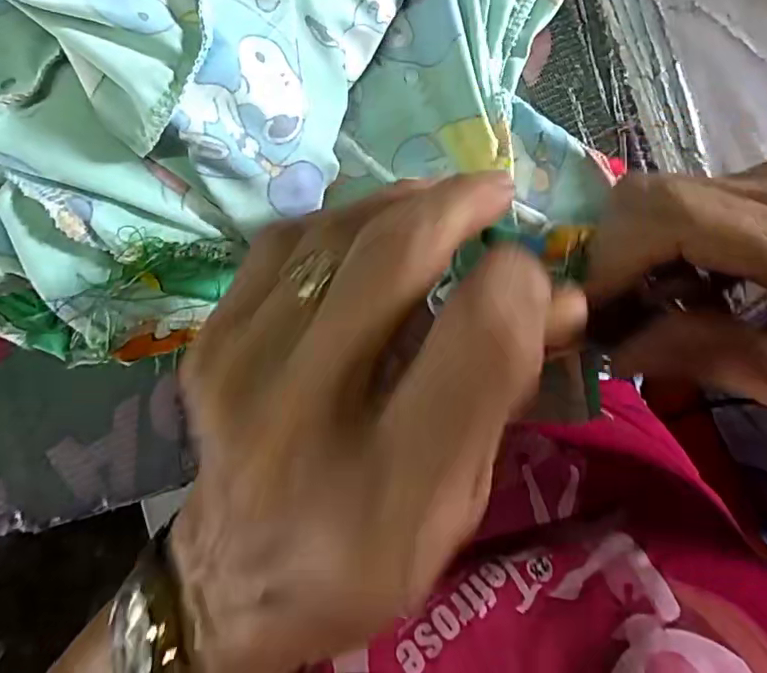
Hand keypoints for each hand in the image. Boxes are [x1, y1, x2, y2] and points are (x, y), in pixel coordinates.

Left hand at [171, 174, 584, 671]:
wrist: (231, 574)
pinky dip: (338, 220)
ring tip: (438, 196)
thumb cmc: (361, 552)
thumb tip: (557, 294)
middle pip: (389, 261)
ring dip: (398, 202)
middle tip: (493, 191)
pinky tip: (368, 224)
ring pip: (333, 235)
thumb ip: (501, 393)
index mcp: (387, 484)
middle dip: (455, 206)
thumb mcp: (454, 505)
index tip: (529, 267)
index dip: (515, 283)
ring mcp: (238, 364)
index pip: (474, 339)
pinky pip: (283, 242)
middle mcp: (301, 412)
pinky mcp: (209, 337)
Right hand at [587, 161, 766, 459]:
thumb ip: (702, 354)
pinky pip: (694, 199)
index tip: (594, 307)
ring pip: (666, 193)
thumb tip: (613, 346)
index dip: (614, 253)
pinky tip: (689, 287)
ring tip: (649, 306)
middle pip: (655, 193)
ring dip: (639, 248)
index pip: (672, 212)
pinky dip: (669, 241)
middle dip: (614, 251)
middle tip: (612, 310)